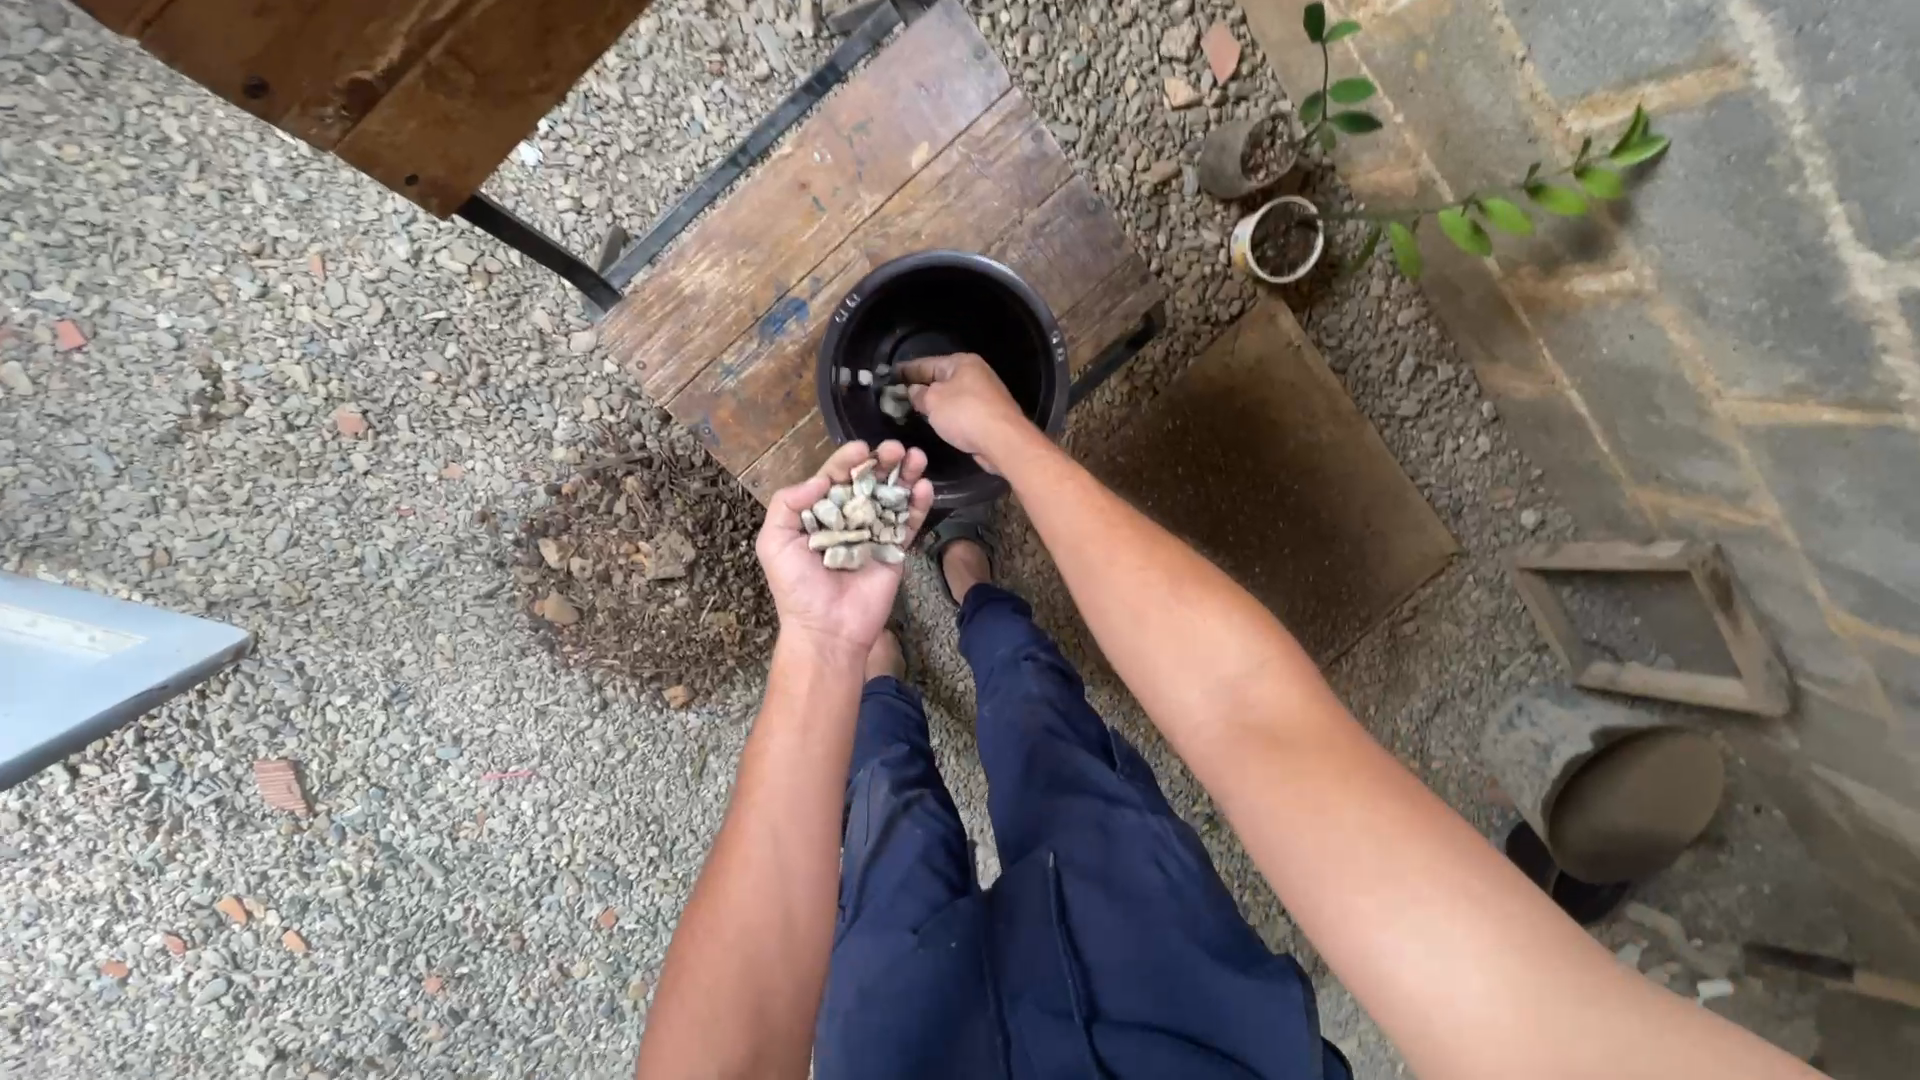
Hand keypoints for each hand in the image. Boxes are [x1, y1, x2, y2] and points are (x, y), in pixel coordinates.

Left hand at [755, 439, 933, 656]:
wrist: (827, 629)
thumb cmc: (796, 588)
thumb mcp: (774, 542)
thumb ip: (788, 504)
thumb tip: (820, 479)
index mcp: (819, 514)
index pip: (835, 478)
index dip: (847, 461)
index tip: (861, 447)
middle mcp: (848, 519)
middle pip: (869, 482)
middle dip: (883, 462)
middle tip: (896, 447)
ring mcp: (874, 533)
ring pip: (892, 497)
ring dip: (905, 475)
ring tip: (915, 457)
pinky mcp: (895, 550)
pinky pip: (908, 522)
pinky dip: (918, 504)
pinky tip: (925, 486)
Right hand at [896, 353, 1032, 473]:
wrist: (1003, 440)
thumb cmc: (965, 414)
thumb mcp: (933, 401)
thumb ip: (918, 394)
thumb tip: (912, 391)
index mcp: (962, 362)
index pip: (926, 363)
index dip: (906, 370)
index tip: (889, 376)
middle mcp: (975, 374)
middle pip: (940, 379)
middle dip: (920, 387)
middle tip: (897, 396)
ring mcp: (984, 395)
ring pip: (951, 396)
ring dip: (934, 403)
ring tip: (913, 410)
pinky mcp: (988, 415)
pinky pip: (961, 412)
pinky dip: (948, 416)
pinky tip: (937, 423)